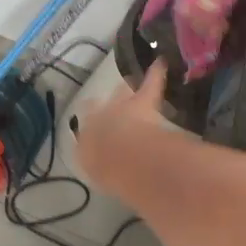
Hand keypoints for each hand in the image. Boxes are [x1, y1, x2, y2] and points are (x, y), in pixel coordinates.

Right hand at [73, 61, 172, 195]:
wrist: (124, 158)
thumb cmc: (110, 173)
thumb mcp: (102, 177)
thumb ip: (106, 174)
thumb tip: (116, 182)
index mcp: (85, 146)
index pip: (85, 140)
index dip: (91, 137)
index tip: (96, 139)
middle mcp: (96, 122)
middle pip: (95, 110)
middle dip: (100, 109)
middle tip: (106, 108)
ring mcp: (117, 109)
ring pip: (118, 96)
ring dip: (122, 92)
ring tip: (126, 85)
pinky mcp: (140, 101)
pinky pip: (149, 84)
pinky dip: (155, 74)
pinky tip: (161, 63)